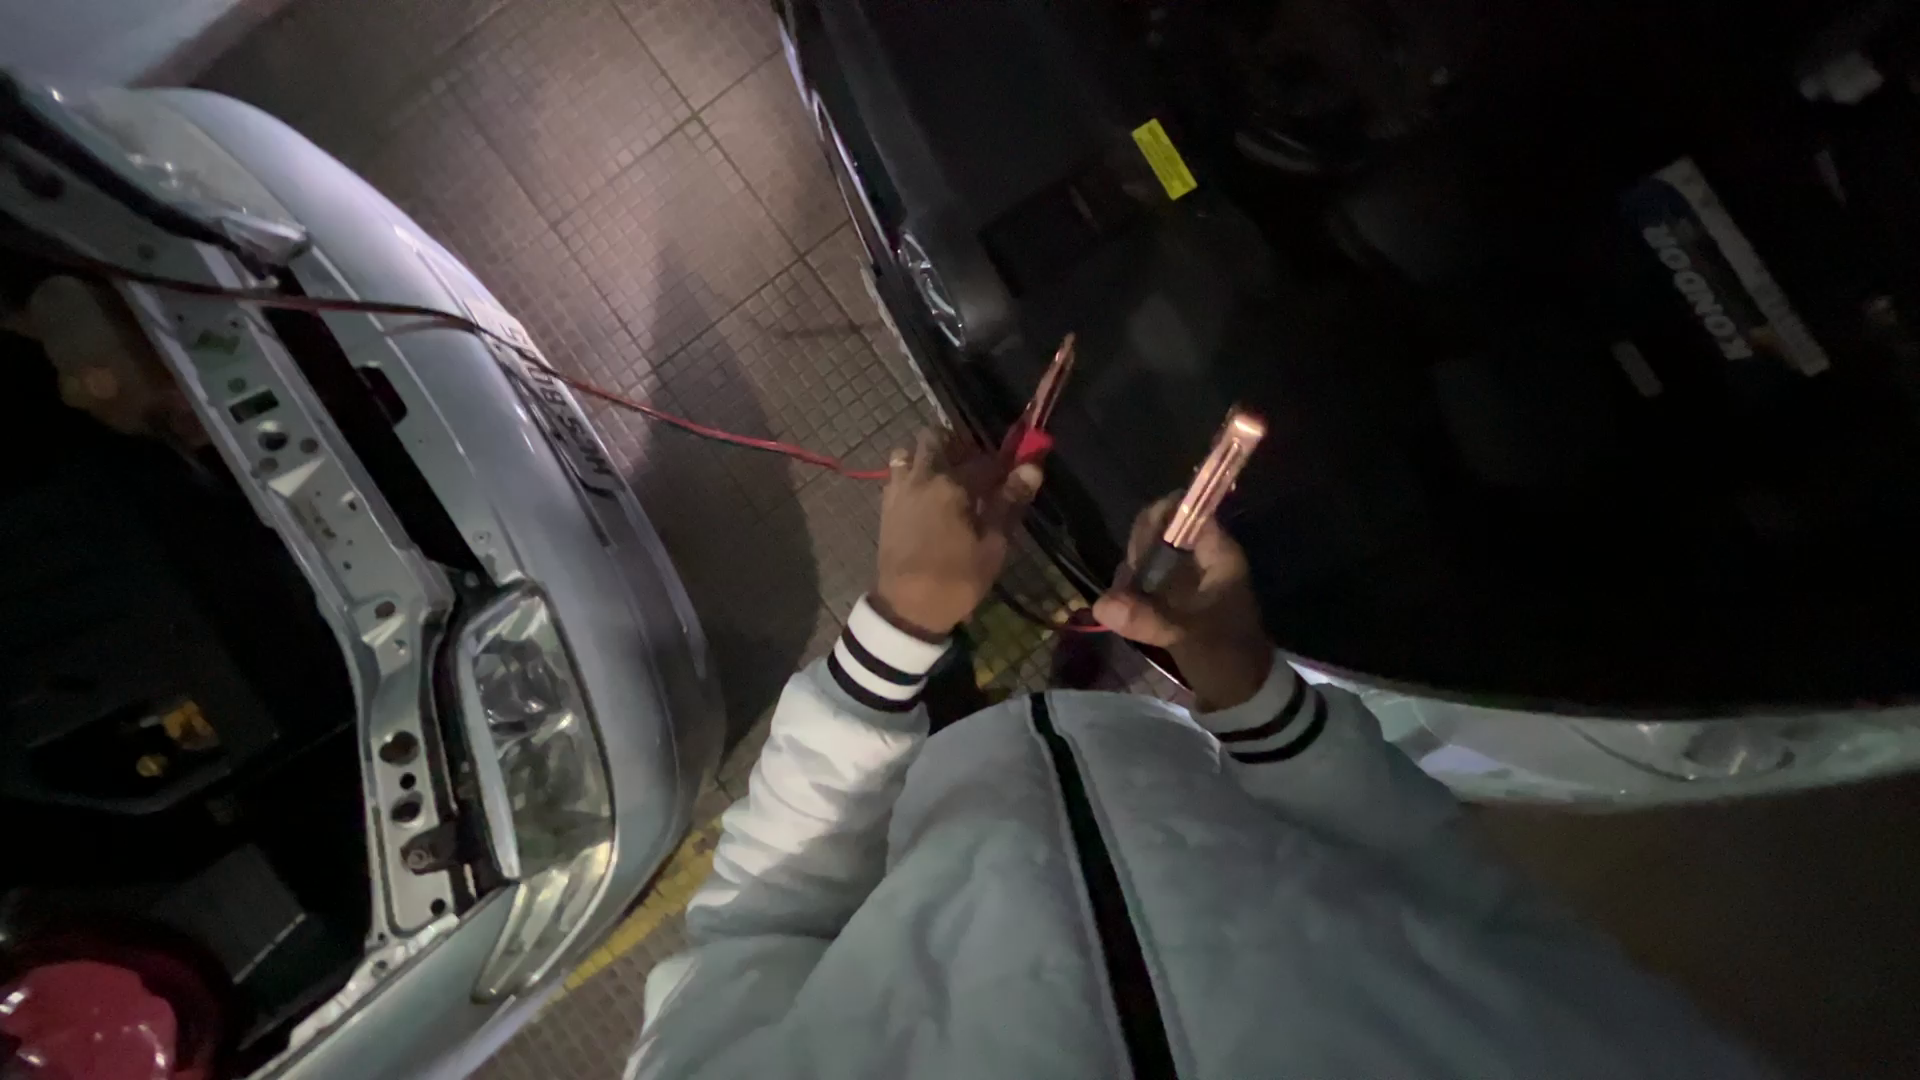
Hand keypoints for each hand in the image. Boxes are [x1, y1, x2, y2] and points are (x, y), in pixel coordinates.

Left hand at [872, 429, 1043, 639]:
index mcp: (952, 485)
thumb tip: (1032, 467)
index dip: (1004, 463)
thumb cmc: (957, 579)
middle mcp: (922, 477)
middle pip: (938, 437)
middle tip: (976, 469)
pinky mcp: (886, 505)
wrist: (907, 607)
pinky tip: (926, 494)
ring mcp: (899, 489)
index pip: (985, 460)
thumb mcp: (993, 545)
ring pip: (910, 451)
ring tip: (947, 478)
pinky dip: (911, 473)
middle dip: (959, 445)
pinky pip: (896, 473)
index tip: (1015, 471)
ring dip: (929, 455)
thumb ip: (1009, 502)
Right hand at [1093, 495, 1275, 709]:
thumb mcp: (1186, 635)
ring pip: (1147, 556)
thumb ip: (1147, 618)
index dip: (1158, 520)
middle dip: (1138, 552)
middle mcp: (1200, 557)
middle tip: (1129, 583)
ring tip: (1126, 601)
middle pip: (1159, 530)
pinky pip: (1144, 580)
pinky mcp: (1172, 597)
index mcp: (1217, 554)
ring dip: (1132, 574)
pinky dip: (1131, 590)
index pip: (1186, 512)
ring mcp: (1184, 577)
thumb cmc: (1225, 656)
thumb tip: (1101, 604)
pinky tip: (1125, 609)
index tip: (1138, 550)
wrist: (1239, 695)